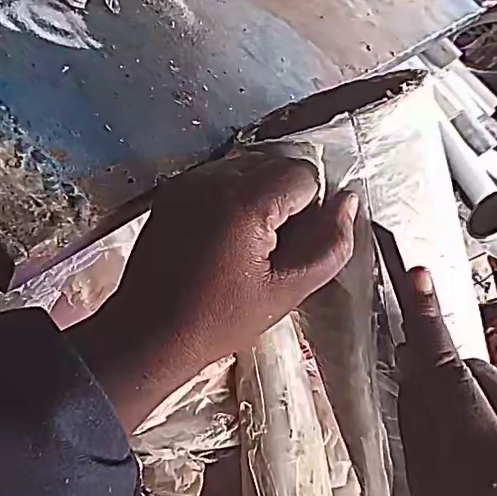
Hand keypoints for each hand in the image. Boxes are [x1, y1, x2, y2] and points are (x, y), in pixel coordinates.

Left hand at [70, 151, 358, 428]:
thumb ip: (329, 244)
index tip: (291, 244)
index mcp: (242, 202)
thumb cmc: (216, 320)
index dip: (310, 208)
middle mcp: (210, 180)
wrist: (148, 332)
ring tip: (244, 246)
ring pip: (246, 167)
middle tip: (270, 248)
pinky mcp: (170, 193)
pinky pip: (216, 178)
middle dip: (284, 199)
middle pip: (274, 163)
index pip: (304, 173)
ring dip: (258, 196)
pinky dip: (229, 198)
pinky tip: (221, 239)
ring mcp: (185, 183)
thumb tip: (348, 201)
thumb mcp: (285, 291)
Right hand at [396, 266, 496, 495]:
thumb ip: (420, 417)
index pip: (449, 374)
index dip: (428, 321)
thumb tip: (413, 358)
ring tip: (495, 440)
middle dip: (458, 382)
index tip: (417, 273)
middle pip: (482, 373)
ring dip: (496, 394)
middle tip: (453, 422)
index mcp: (489, 465)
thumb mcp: (426, 487)